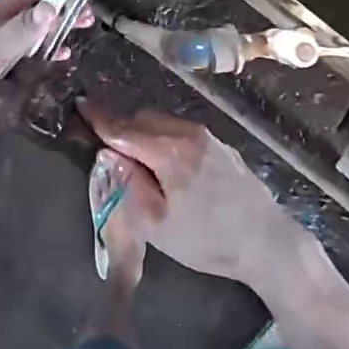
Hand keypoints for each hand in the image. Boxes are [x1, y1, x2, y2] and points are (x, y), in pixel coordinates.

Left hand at [0, 0, 93, 110]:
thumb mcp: (0, 41)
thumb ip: (26, 26)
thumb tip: (54, 7)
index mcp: (9, 6)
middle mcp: (11, 17)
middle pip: (45, 3)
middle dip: (68, 1)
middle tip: (90, 8)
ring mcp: (9, 36)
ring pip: (42, 24)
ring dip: (63, 23)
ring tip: (84, 23)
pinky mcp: (8, 55)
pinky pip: (36, 46)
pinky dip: (51, 46)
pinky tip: (63, 53)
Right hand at [79, 102, 312, 285]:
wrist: (269, 243)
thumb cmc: (208, 240)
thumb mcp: (157, 225)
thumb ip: (127, 186)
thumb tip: (108, 155)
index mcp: (169, 151)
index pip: (124, 128)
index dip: (99, 118)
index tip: (80, 105)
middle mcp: (188, 133)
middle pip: (142, 119)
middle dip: (122, 130)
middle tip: (111, 155)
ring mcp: (208, 137)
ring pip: (162, 123)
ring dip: (144, 135)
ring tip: (140, 166)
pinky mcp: (221, 146)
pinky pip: (181, 132)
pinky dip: (164, 139)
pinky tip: (168, 167)